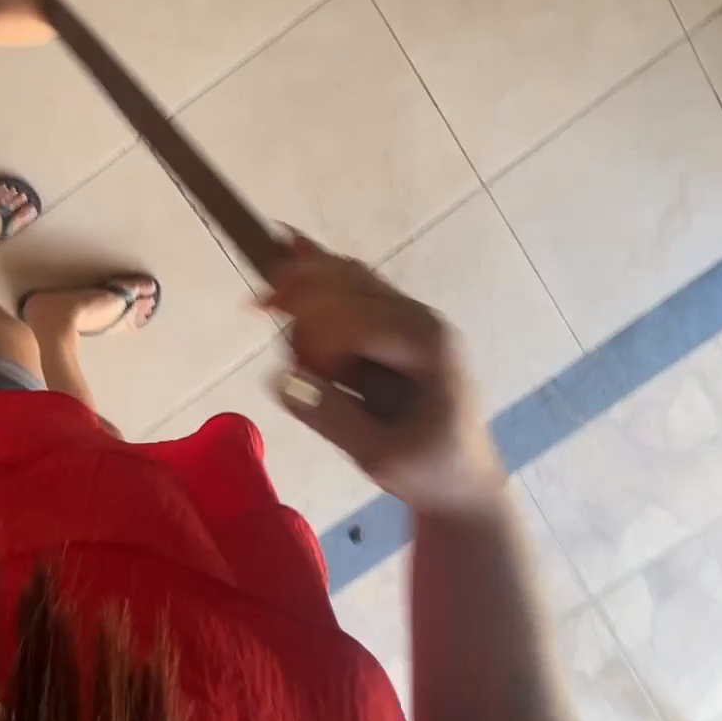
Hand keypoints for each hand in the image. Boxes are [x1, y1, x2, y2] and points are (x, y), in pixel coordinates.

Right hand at [262, 237, 505, 515]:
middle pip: (342, 283)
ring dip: (300, 284)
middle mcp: (420, 316)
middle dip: (299, 303)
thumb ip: (333, 418)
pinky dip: (316, 267)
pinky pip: (349, 278)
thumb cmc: (425, 471)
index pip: (351, 319)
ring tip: (264, 302)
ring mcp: (408, 312)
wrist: (461, 478)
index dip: (315, 343)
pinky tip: (289, 243)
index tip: (306, 379)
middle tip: (260, 318)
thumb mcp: (379, 459)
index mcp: (426, 346)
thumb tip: (283, 378)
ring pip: (342, 274)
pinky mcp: (393, 317)